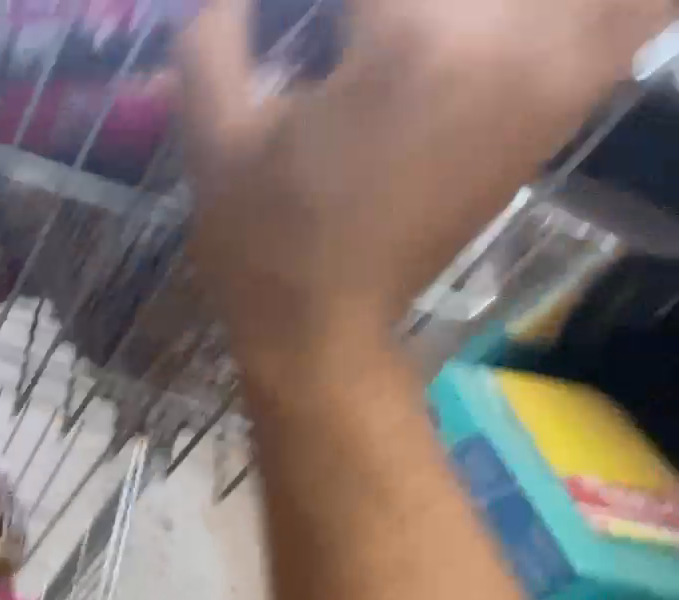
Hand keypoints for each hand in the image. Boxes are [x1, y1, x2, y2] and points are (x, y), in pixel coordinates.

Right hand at [178, 0, 666, 389]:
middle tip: (344, 38)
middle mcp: (512, 32)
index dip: (314, 5)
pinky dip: (610, 13)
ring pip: (545, 1)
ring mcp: (561, 61)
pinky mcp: (572, 92)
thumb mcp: (213, 144)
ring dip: (456, 18)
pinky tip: (517, 31)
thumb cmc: (259, 239)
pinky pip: (632, 13)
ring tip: (394, 40)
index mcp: (411, 40)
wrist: (322, 322)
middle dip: (377, 16)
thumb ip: (213, 43)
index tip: (293, 29)